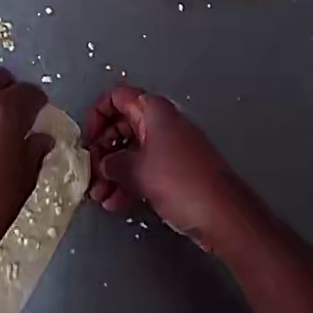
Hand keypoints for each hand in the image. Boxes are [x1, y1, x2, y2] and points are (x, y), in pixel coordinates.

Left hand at [0, 67, 52, 263]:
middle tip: (22, 113)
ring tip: (0, 120)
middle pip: (2, 79)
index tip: (42, 114)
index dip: (39, 103)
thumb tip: (42, 138)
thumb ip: (36, 149)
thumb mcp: (26, 177)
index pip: (30, 92)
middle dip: (15, 92)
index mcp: (8, 110)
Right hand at [81, 85, 246, 249]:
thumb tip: (102, 165)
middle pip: (121, 125)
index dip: (97, 114)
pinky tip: (114, 202)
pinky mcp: (174, 171)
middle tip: (90, 170)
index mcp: (153, 111)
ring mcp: (168, 147)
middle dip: (102, 148)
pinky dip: (127, 182)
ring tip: (98, 194)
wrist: (224, 215)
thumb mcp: (137, 171)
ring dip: (111, 171)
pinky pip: (143, 168)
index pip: (116, 97)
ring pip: (130, 150)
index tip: (87, 138)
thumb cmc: (180, 182)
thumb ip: (112, 163)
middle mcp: (160, 123)